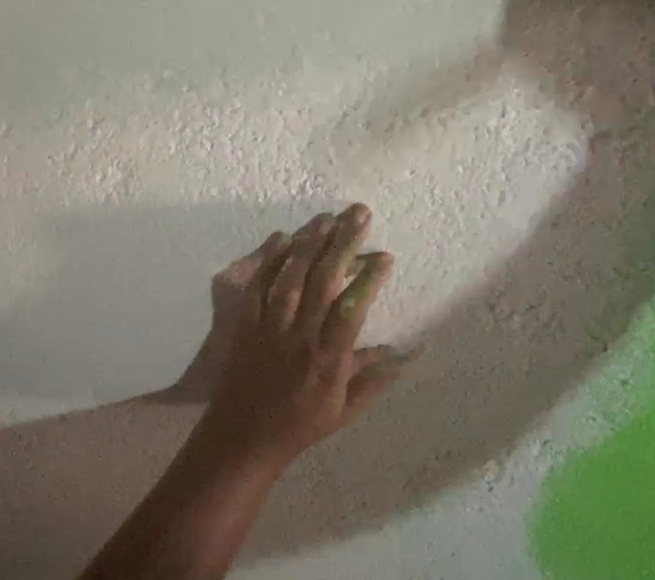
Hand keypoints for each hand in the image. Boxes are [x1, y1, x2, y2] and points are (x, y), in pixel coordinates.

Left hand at [193, 204, 405, 469]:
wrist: (242, 439)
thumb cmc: (300, 425)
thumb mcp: (345, 409)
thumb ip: (376, 376)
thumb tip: (411, 352)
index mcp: (329, 359)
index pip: (352, 310)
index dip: (369, 280)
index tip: (385, 256)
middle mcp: (301, 337)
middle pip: (324, 282)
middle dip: (342, 244)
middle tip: (358, 215)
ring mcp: (270, 328)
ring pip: (291, 278)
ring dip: (309, 244)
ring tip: (326, 218)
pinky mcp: (246, 324)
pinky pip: (257, 287)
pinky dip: (269, 261)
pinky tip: (282, 237)